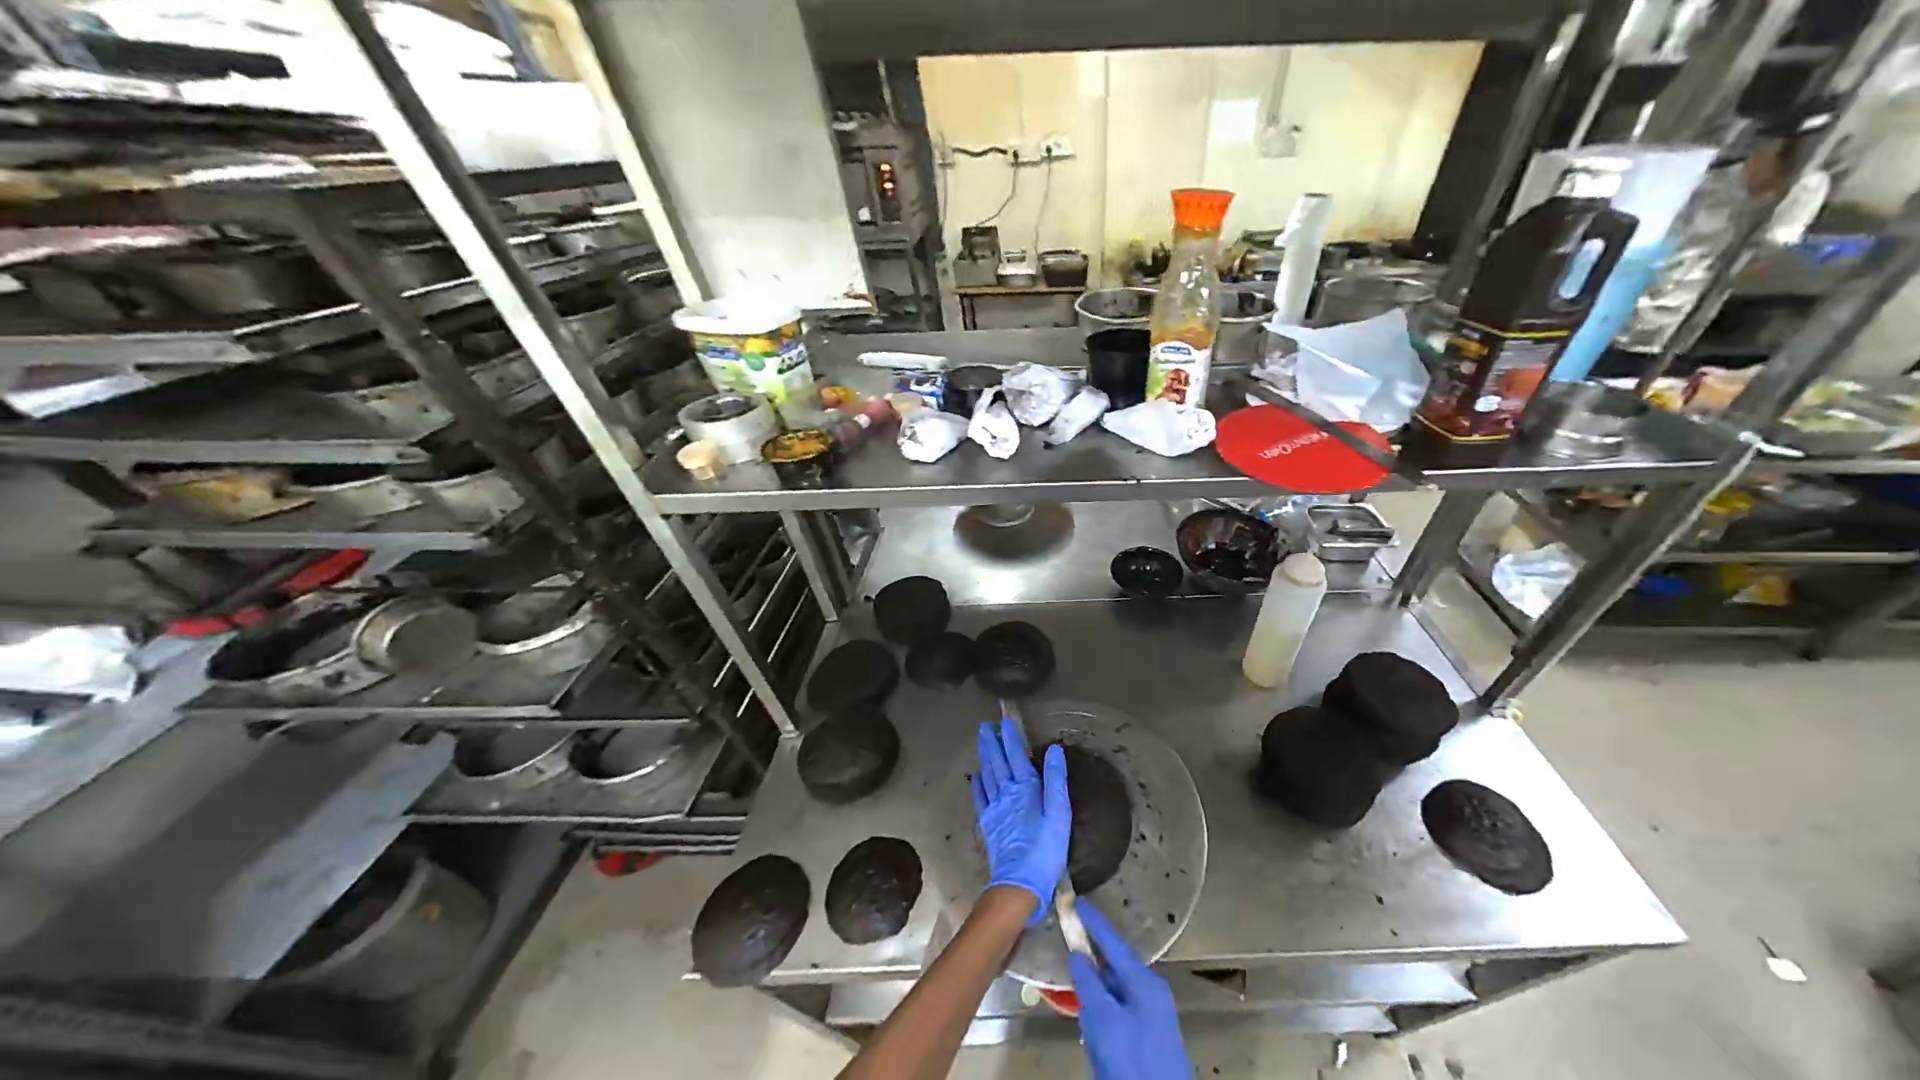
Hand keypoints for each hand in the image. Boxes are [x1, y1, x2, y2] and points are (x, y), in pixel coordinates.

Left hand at [970, 715, 1069, 923]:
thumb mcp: (1059, 814)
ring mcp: (994, 807)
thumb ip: (1055, 780)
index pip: (1016, 755)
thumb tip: (1054, 750)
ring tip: (982, 741)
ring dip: (984, 756)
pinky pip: (980, 797)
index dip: (1011, 737)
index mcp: (1025, 788)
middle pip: (997, 761)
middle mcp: (1005, 792)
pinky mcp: (988, 823)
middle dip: (992, 741)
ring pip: (987, 774)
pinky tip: (976, 776)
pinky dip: (977, 783)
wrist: (1019, 881)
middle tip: (986, 726)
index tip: (1006, 721)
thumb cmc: (1045, 848)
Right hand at [1068, 899, 1191, 1079]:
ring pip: (1112, 991)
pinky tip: (1091, 1030)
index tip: (1077, 899)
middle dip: (1091, 960)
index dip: (1093, 920)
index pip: (1113, 941)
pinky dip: (1101, 1014)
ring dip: (1094, 994)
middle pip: (1112, 965)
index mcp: (1144, 981)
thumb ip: (1088, 983)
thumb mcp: (1103, 1020)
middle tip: (1070, 943)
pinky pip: (1117, 1012)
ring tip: (1077, 994)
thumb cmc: (1133, 1060)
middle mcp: (1150, 991)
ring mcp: (1150, 1014)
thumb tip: (1078, 954)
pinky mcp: (1146, 1034)